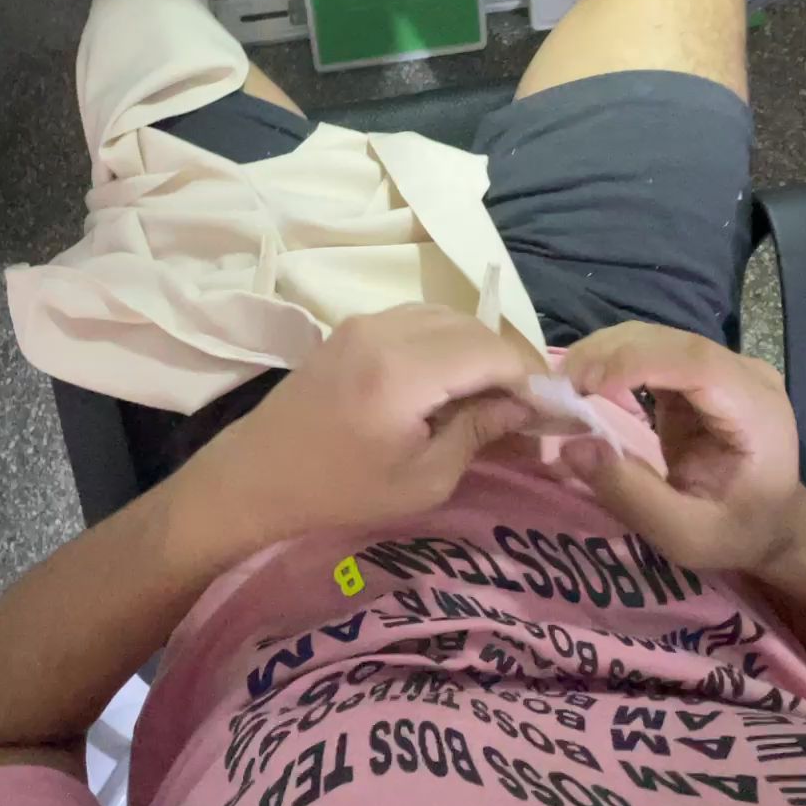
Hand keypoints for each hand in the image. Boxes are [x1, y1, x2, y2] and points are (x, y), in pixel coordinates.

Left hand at [186, 304, 546, 544]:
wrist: (259, 473)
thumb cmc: (342, 489)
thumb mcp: (423, 478)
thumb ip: (478, 431)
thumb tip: (524, 407)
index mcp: (403, 370)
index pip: (490, 351)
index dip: (527, 378)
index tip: (545, 410)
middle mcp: (385, 329)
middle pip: (472, 326)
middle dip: (504, 362)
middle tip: (516, 407)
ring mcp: (365, 321)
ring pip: (446, 316)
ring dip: (474, 349)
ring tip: (482, 395)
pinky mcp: (352, 325)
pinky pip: (416, 319)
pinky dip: (443, 341)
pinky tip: (443, 379)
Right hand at [559, 322, 805, 572]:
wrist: (770, 527)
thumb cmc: (735, 534)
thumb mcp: (684, 535)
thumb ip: (632, 494)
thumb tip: (571, 446)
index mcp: (756, 411)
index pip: (694, 362)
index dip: (633, 363)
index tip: (582, 387)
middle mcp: (742, 374)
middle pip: (665, 340)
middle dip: (604, 356)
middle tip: (555, 389)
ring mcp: (719, 366)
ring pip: (649, 337)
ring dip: (599, 355)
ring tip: (562, 389)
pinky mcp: (694, 370)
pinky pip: (644, 350)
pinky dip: (607, 361)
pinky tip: (582, 386)